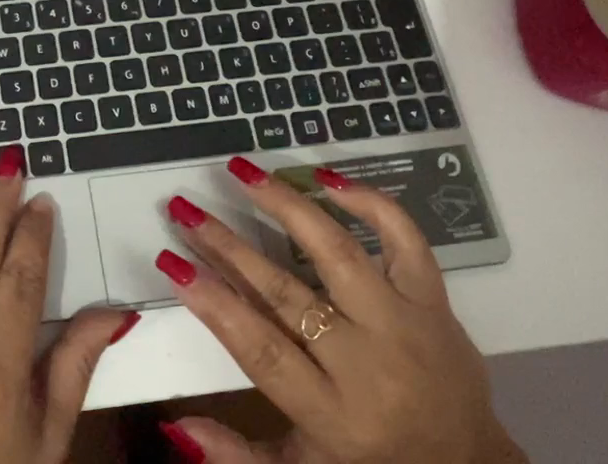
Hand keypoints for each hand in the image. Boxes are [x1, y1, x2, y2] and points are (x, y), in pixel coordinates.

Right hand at [155, 158, 524, 463]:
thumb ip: (237, 454)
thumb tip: (173, 427)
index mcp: (333, 413)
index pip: (263, 349)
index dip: (216, 304)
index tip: (174, 263)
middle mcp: (369, 363)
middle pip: (288, 294)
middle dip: (228, 246)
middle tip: (186, 209)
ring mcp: (405, 325)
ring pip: (340, 254)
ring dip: (287, 206)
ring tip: (243, 172)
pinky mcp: (435, 301)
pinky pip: (406, 242)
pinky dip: (371, 204)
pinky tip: (326, 178)